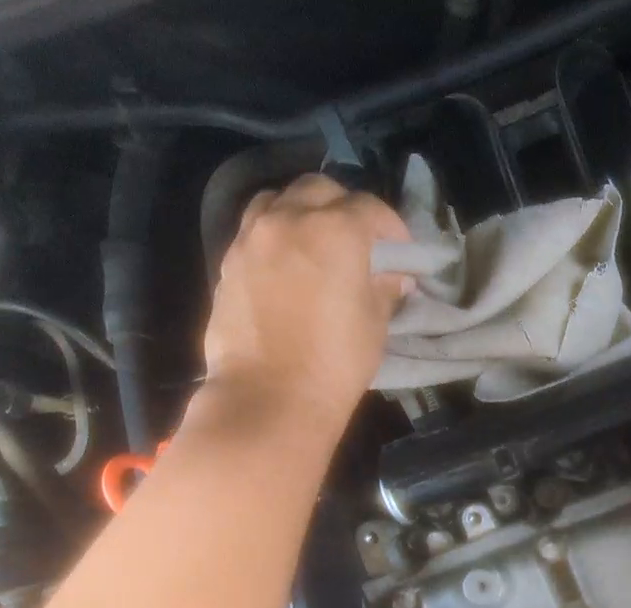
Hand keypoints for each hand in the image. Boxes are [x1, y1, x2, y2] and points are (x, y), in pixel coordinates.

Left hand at [203, 174, 411, 421]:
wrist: (269, 394)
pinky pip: (255, 229)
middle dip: (344, 207)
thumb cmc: (336, 360)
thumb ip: (384, 288)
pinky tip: (288, 265)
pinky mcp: (229, 260)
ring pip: (279, 199)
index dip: (391, 227)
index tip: (401, 253)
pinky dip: (276, 235)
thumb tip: (391, 276)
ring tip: (316, 244)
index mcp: (336, 231)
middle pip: (320, 190)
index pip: (370, 208)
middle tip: (358, 240)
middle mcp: (289, 219)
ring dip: (302, 212)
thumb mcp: (375, 323)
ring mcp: (252, 237)